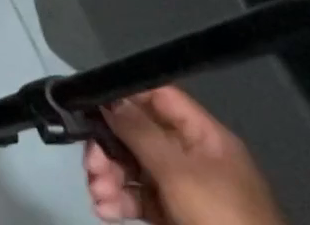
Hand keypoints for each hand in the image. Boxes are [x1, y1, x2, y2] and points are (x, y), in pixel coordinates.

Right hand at [83, 88, 284, 224]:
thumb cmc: (220, 216)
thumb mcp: (178, 172)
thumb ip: (139, 132)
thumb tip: (107, 99)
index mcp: (203, 137)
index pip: (158, 97)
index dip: (123, 95)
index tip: (89, 105)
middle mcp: (190, 156)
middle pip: (135, 134)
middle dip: (106, 149)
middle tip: (92, 167)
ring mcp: (181, 186)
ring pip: (130, 167)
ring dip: (107, 178)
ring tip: (100, 196)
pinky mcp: (172, 212)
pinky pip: (136, 195)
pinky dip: (117, 200)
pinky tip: (106, 210)